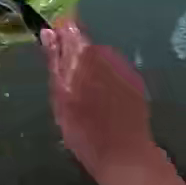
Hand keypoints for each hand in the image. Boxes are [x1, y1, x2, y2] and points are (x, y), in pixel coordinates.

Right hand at [41, 18, 159, 176]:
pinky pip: (115, 71)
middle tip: (69, 83)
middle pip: (87, 46)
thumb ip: (55, 62)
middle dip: (77, 57)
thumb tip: (49, 32)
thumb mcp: (60, 98)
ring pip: (102, 58)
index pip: (71, 30)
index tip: (54, 46)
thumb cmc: (83, 131)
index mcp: (84, 56)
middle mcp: (107, 55)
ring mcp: (124, 67)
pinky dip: (107, 80)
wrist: (124, 154)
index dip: (62, 36)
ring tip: (87, 96)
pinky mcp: (136, 81)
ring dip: (93, 69)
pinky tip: (104, 101)